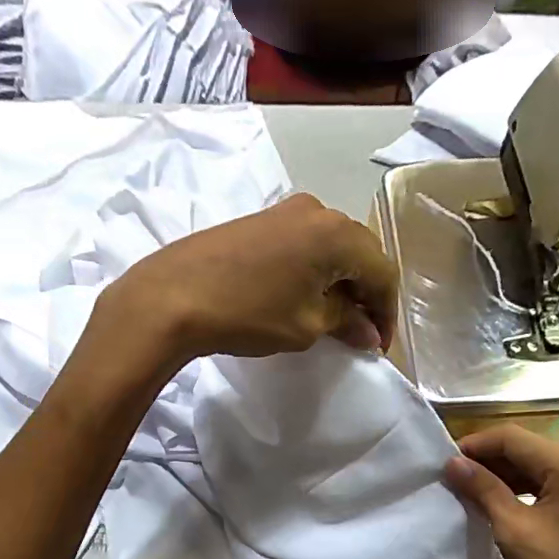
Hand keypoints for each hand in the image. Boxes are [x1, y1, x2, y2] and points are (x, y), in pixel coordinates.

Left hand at [86, 193, 396, 370]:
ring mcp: (287, 210)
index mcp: (338, 234)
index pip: (382, 273)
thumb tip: (368, 333)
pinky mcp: (262, 219)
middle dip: (366, 295)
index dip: (386, 314)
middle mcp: (318, 211)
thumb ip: (345, 323)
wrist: (172, 296)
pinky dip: (316, 271)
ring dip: (341, 282)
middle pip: (360, 254)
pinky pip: (306, 243)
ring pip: (332, 247)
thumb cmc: (248, 313)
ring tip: (334, 319)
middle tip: (360, 333)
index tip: (377, 347)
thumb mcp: (306, 326)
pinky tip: (306, 297)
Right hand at [444, 425, 558, 558]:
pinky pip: (542, 482)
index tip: (443, 462)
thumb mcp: (515, 530)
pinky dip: (515, 487)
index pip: (512, 437)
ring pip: (531, 464)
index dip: (475, 445)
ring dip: (498, 474)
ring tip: (465, 488)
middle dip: (485, 459)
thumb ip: (484, 490)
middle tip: (451, 476)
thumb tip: (452, 463)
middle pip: (523, 447)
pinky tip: (492, 500)